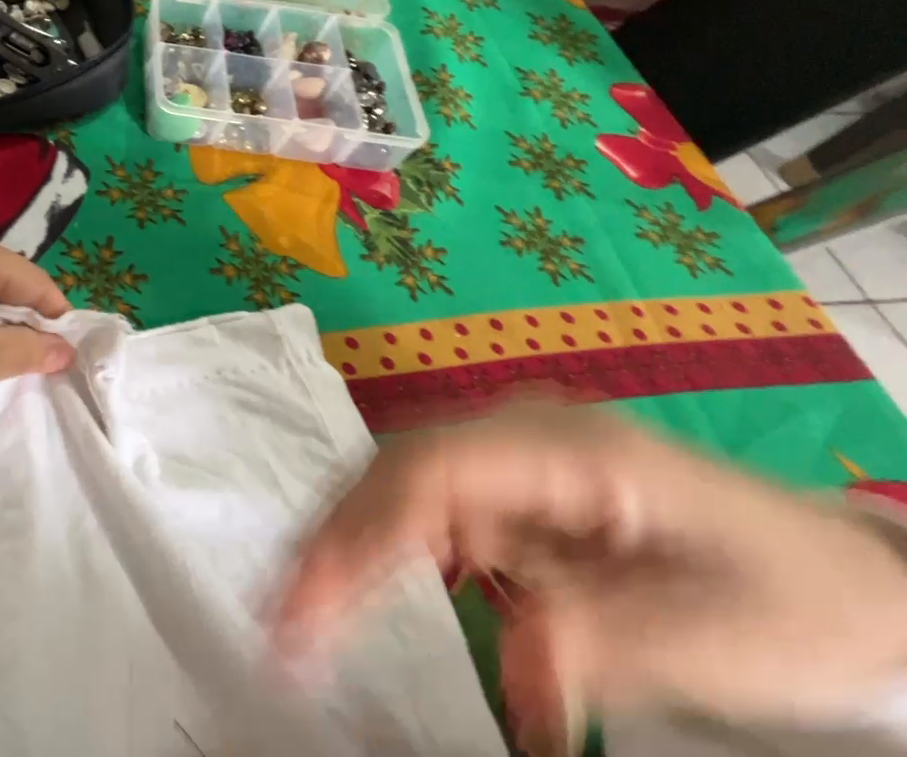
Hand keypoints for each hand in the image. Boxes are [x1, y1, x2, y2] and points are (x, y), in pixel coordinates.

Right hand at [275, 399, 906, 752]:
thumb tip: (508, 688)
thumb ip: (600, 649)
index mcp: (570, 449)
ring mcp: (505, 453)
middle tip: (280, 617)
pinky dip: (373, 551)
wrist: (840, 579)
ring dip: (339, 546)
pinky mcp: (500, 484)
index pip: (431, 473)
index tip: (309, 607)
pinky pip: (415, 510)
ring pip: (389, 485)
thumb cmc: (787, 601)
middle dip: (328, 540)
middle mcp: (519, 432)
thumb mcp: (714, 642)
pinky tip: (350, 588)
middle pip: (392, 470)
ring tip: (297, 609)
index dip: (360, 534)